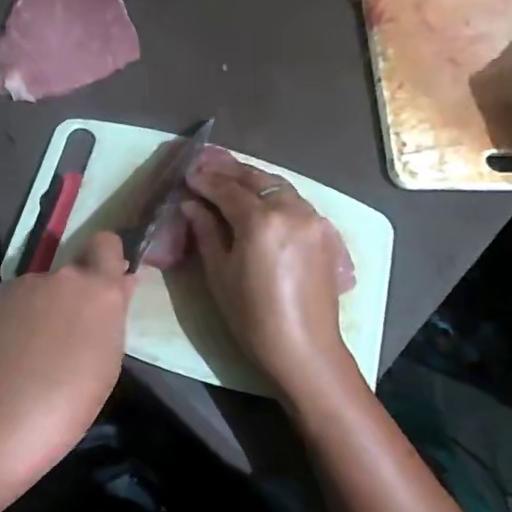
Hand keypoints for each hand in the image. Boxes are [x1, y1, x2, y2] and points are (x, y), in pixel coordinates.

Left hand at [0, 231, 136, 459]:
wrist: (7, 413)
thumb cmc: (72, 399)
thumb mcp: (108, 358)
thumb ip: (112, 314)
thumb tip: (119, 284)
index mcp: (98, 290)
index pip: (106, 244)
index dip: (105, 259)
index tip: (103, 281)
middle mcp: (60, 277)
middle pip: (69, 275)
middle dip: (69, 296)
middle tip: (63, 335)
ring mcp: (21, 285)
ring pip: (36, 290)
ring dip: (38, 308)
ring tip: (29, 350)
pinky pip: (10, 302)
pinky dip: (11, 319)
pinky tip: (6, 351)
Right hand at [183, 153, 354, 387]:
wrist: (302, 345)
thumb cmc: (250, 314)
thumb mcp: (218, 272)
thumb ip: (206, 231)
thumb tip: (193, 205)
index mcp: (261, 221)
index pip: (227, 189)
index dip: (205, 180)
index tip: (187, 173)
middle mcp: (292, 210)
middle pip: (257, 179)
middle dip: (230, 171)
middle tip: (205, 166)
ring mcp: (314, 219)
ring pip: (280, 186)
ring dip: (253, 179)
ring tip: (229, 178)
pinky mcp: (325, 232)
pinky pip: (295, 201)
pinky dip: (273, 193)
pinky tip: (258, 199)